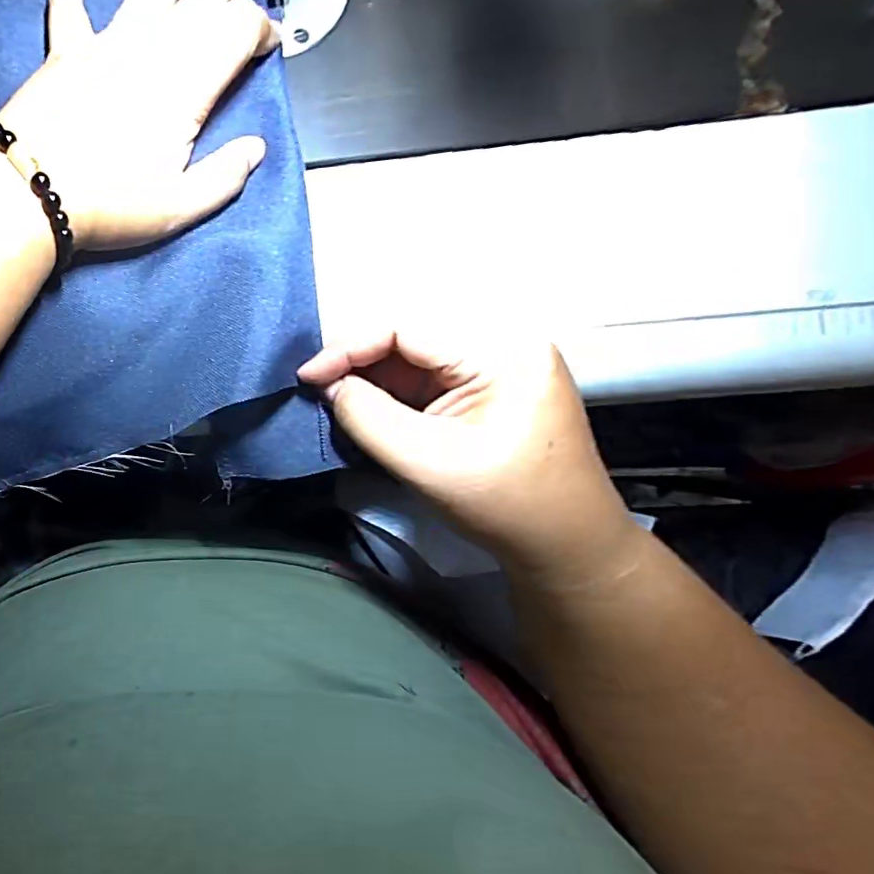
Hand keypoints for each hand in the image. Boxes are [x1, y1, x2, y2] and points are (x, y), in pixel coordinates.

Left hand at [0, 0, 279, 251]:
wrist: (30, 191)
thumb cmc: (103, 204)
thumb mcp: (178, 206)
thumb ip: (223, 177)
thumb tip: (253, 152)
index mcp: (187, 86)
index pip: (239, 31)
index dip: (262, 28)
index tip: (270, 40)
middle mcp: (151, 51)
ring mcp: (107, 45)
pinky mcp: (66, 52)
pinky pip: (70, 1)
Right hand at [299, 332, 647, 587]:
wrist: (564, 545)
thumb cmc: (506, 505)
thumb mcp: (426, 462)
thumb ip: (368, 417)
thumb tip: (330, 386)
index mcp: (502, 351)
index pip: (408, 329)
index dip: (350, 347)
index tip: (308, 377)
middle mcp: (502, 345)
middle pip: (411, 339)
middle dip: (358, 363)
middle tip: (318, 389)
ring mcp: (496, 367)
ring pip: (415, 359)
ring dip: (372, 379)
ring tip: (335, 401)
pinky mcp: (486, 390)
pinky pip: (428, 380)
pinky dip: (392, 394)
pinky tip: (365, 409)